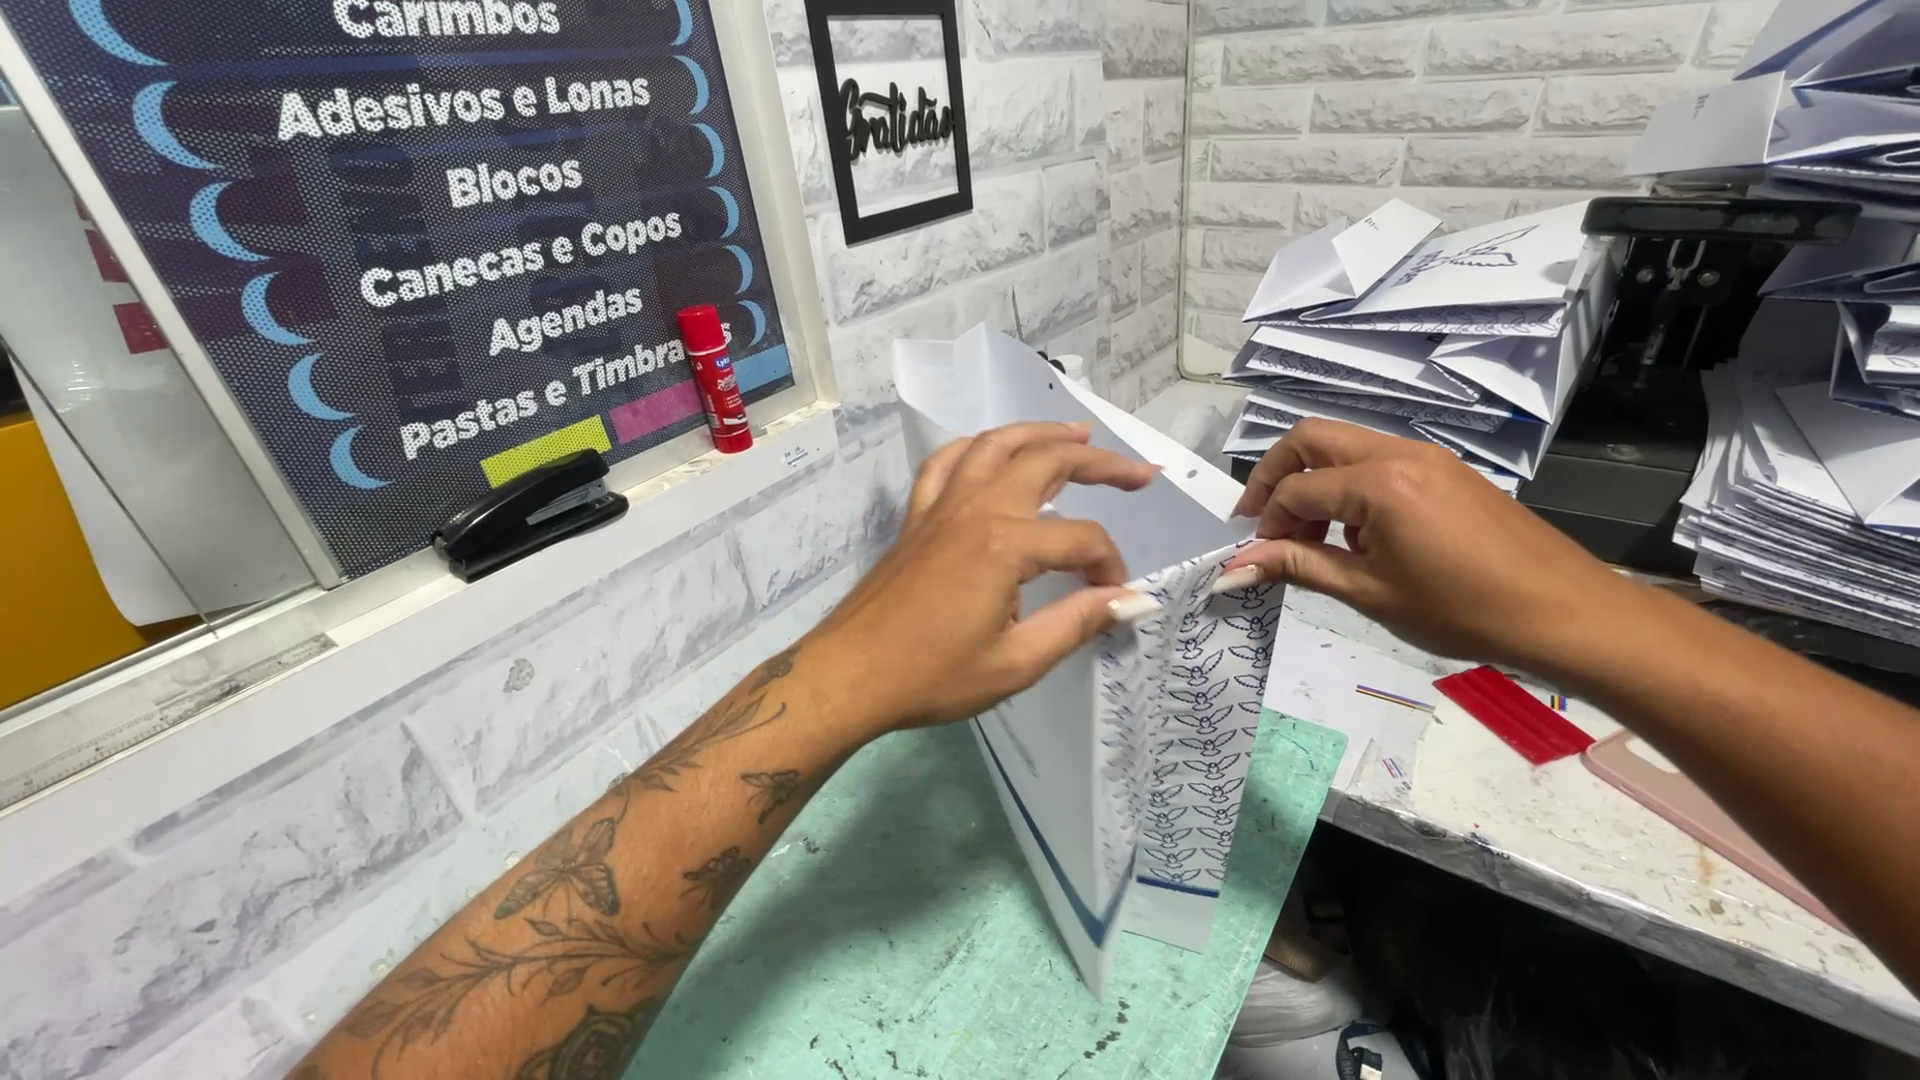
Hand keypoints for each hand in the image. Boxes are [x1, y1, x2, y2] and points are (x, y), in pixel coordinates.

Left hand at [806, 422, 1159, 734]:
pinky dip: (977, 448)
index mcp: (1004, 545)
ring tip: (1078, 433)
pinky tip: (993, 452)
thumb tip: (1130, 600)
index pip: (1081, 539)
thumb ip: (1077, 624)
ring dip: (1040, 434)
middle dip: (1100, 464)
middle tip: (1139, 474)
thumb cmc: (932, 676)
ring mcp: (942, 507)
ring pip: (996, 445)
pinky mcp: (918, 516)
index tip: (1113, 598)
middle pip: (1047, 463)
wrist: (851, 674)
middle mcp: (976, 509)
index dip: (1109, 567)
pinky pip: (947, 463)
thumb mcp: (1016, 663)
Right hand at [1222, 419, 1629, 666]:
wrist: (1565, 613)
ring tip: (1311, 540)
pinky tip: (1358, 536)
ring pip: (1344, 446)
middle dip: (1275, 476)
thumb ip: (1296, 568)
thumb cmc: (1461, 609)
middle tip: (1263, 524)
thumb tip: (1233, 568)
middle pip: (1311, 439)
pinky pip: (1377, 461)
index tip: (1259, 560)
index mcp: (1378, 483)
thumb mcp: (1368, 592)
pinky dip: (1348, 487)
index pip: (1295, 489)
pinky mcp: (1446, 471)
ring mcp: (1427, 457)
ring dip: (1313, 482)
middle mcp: (1399, 453)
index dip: (1266, 524)